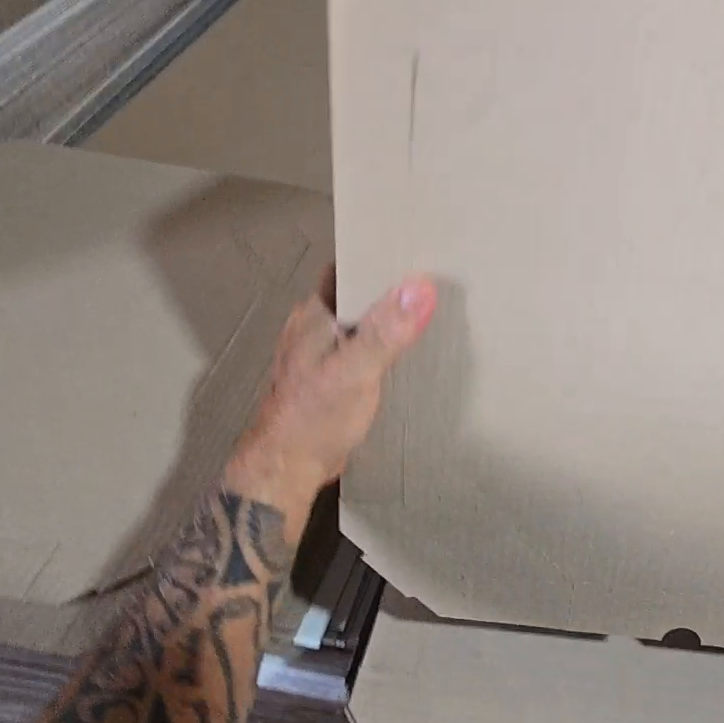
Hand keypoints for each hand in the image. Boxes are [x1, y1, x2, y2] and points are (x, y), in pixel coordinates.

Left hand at [222, 269, 436, 514]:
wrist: (286, 472)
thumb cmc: (314, 417)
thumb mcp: (356, 370)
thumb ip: (387, 330)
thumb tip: (422, 286)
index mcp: (313, 313)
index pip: (349, 267)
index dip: (381, 257)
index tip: (421, 250)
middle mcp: (313, 326)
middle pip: (358, 294)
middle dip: (392, 287)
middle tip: (437, 279)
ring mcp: (320, 353)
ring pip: (361, 322)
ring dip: (389, 318)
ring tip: (430, 311)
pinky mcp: (330, 377)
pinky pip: (362, 348)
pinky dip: (384, 345)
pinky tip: (407, 352)